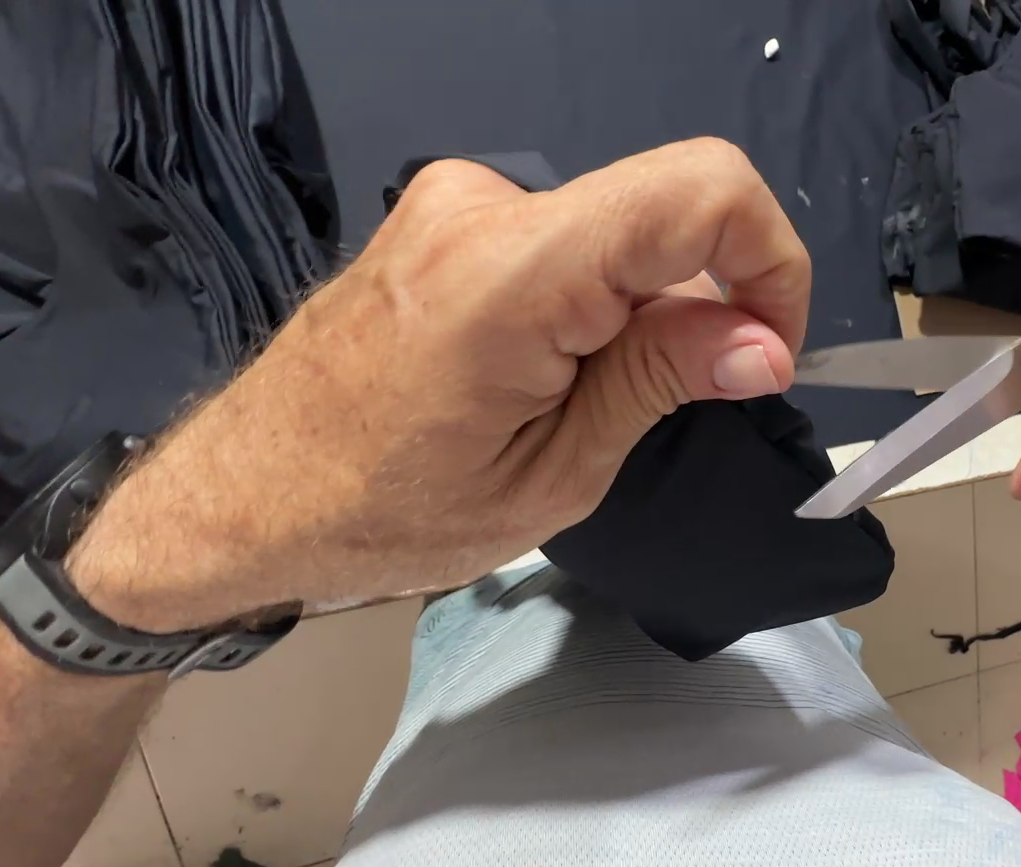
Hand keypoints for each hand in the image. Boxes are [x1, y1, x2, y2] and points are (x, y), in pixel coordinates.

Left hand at [68, 139, 810, 630]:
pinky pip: (571, 242)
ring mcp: (456, 202)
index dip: (772, 261)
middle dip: (710, 305)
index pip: (701, 193)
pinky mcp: (446, 220)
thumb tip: (765, 345)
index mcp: (512, 275)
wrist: (248, 498)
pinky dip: (603, 302)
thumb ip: (659, 384)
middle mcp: (482, 204)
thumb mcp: (553, 474)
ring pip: (621, 233)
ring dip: (650, 311)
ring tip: (594, 404)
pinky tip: (560, 373)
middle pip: (665, 213)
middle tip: (684, 402)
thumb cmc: (392, 518)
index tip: (770, 351)